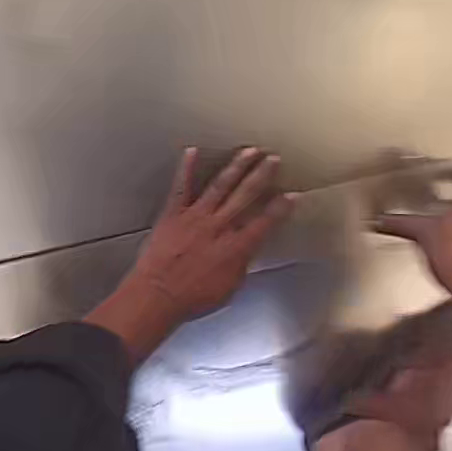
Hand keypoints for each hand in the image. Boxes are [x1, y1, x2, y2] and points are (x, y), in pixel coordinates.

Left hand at [88, 147, 295, 361]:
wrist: (158, 296)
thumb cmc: (193, 299)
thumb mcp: (229, 288)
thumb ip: (240, 265)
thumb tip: (246, 252)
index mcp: (236, 247)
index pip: (265, 223)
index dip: (281, 209)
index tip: (293, 194)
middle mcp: (219, 227)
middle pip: (245, 196)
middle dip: (262, 176)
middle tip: (274, 159)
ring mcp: (195, 217)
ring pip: (220, 186)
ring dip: (236, 167)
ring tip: (249, 151)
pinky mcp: (172, 215)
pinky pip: (181, 188)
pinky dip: (185, 168)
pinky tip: (191, 151)